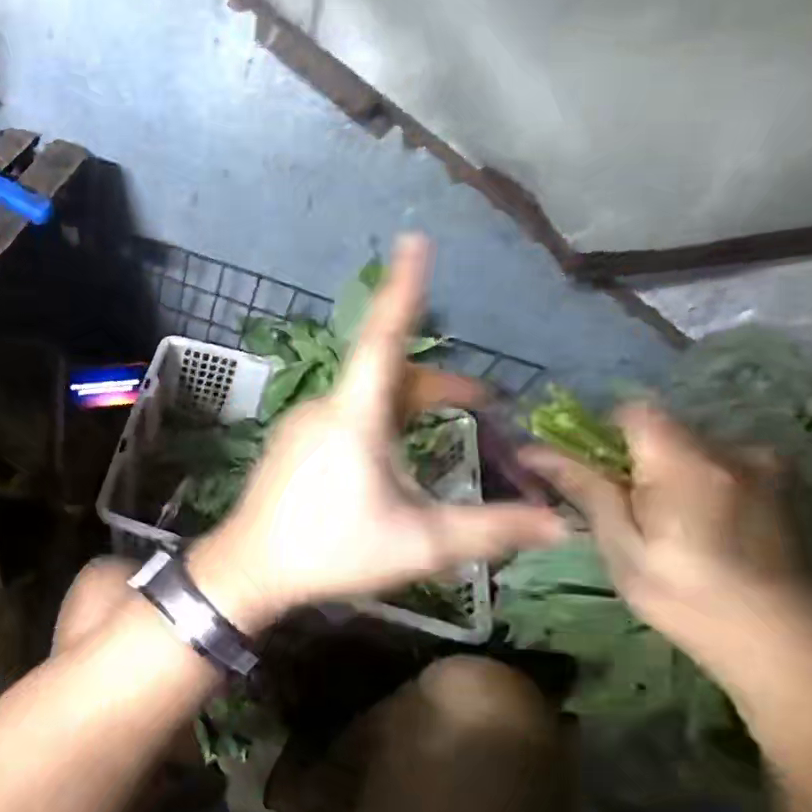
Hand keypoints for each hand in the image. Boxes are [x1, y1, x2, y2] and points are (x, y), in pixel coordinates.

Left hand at [190, 235, 566, 630]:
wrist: (250, 569)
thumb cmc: (332, 550)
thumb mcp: (422, 544)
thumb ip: (493, 529)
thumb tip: (560, 523)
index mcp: (352, 415)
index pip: (384, 338)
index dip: (404, 290)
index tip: (414, 242)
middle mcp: (323, 407)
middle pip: (387, 376)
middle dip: (439, 387)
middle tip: (486, 406)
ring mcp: (300, 424)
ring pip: (365, 399)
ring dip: (409, 407)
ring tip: (450, 430)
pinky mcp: (290, 444)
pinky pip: (343, 416)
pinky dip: (379, 421)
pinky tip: (394, 457)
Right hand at [522, 403, 811, 702]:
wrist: (803, 650)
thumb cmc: (690, 598)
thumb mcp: (622, 546)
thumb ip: (585, 488)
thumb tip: (531, 450)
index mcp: (687, 461)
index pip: (634, 411)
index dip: (604, 434)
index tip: (593, 474)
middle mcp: (738, 451)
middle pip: (670, 434)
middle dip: (642, 463)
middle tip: (630, 516)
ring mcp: (780, 472)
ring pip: (705, 456)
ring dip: (681, 480)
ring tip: (678, 535)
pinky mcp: (803, 495)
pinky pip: (739, 476)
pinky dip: (716, 494)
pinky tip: (718, 542)